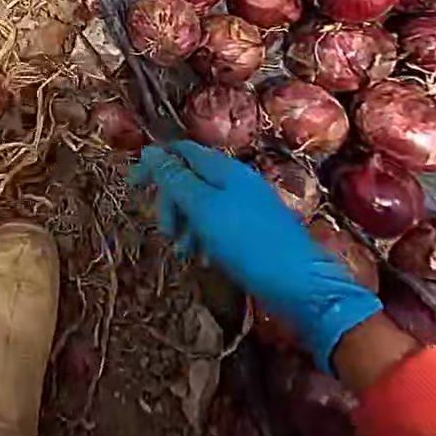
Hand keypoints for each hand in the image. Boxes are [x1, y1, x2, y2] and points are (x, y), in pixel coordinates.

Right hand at [131, 141, 381, 370]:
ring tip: (184, 252)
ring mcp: (246, 204)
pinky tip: (202, 258)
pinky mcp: (252, 229)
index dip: (155, 165)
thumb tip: (150, 150)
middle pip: (189, 177)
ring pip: (200, 203)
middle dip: (170, 202)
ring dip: (184, 224)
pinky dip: (202, 236)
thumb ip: (176, 179)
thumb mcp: (203, 209)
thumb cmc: (248, 243)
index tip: (133, 188)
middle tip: (165, 232)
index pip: (181, 151)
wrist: (303, 285)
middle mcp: (235, 180)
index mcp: (223, 169)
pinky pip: (216, 223)